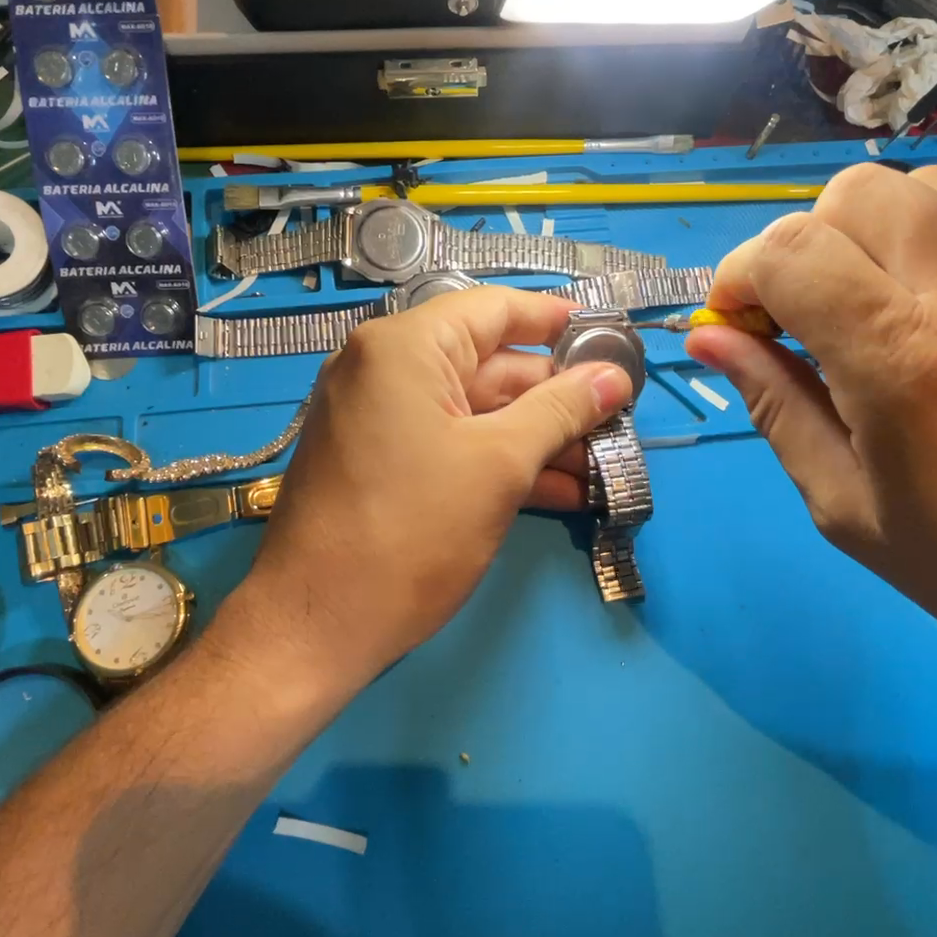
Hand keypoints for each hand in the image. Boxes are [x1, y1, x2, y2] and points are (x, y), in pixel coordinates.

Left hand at [223, 287, 631, 691]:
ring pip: (475, 412)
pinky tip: (562, 492)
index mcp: (405, 347)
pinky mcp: (382, 464)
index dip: (557, 322)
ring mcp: (379, 419)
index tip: (612, 341)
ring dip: (538, 438)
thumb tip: (614, 376)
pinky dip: (500, 462)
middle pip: (490, 364)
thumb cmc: (411, 533)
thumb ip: (561, 410)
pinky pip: (451, 445)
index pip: (495, 310)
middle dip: (557, 397)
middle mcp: (385, 369)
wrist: (316, 627)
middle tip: (620, 420)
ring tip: (604, 466)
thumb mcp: (499, 465)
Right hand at [683, 165, 936, 717]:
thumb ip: (776, 407)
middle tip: (799, 320)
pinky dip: (935, 239)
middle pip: (849, 195)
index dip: (738, 278)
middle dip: (799, 246)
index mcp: (899, 355)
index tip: (734, 326)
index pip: (787, 253)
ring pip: (922, 187)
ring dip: (868, 233)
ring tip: (870, 306)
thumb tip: (711, 341)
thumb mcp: (855, 513)